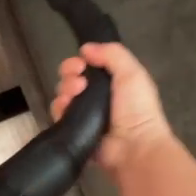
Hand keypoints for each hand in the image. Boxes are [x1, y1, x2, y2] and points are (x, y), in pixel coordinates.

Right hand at [49, 42, 173, 173]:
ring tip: (75, 96)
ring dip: (64, 90)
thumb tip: (85, 48)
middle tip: (79, 83)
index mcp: (112, 82)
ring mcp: (84, 114)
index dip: (80, 61)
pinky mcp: (74, 130)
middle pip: (71, 78)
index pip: (87, 66)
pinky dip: (59, 108)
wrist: (134, 146)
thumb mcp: (132, 73)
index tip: (80, 64)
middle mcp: (96, 97)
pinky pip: (58, 115)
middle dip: (69, 74)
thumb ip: (112, 54)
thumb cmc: (137, 109)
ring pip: (62, 95)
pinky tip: (66, 109)